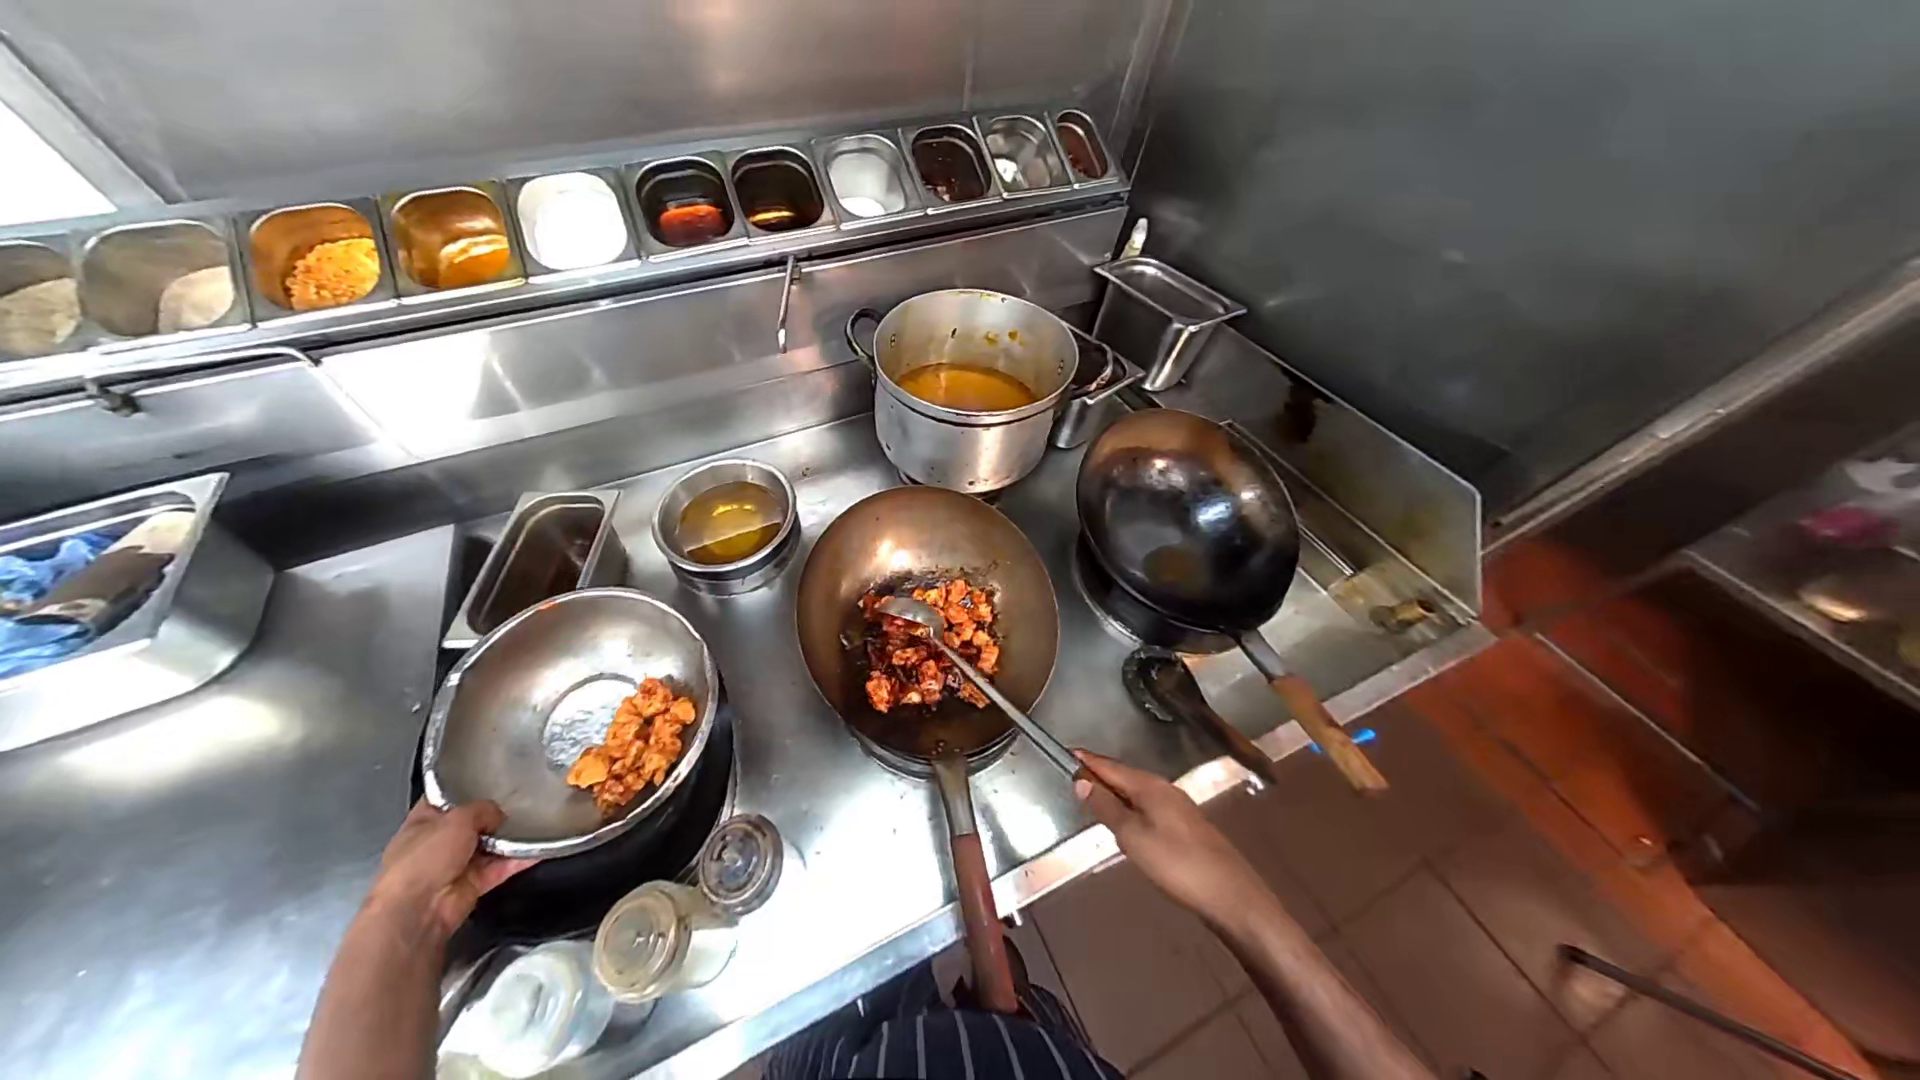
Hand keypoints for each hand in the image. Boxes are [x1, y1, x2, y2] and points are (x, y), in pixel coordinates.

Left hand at [367, 799, 534, 939]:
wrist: (419, 910)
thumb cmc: (427, 857)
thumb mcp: (457, 819)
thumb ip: (484, 809)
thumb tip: (500, 816)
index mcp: (422, 824)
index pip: (444, 798)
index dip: (464, 787)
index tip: (491, 776)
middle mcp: (438, 844)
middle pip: (472, 822)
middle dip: (495, 813)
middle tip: (524, 798)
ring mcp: (456, 865)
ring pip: (490, 845)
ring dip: (511, 837)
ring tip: (539, 819)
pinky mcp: (473, 884)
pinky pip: (502, 866)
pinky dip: (520, 859)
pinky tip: (541, 846)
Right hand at [1073, 750, 1271, 927]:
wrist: (1232, 896)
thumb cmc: (1177, 864)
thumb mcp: (1132, 837)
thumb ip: (1106, 807)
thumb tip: (1082, 781)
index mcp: (1150, 786)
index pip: (1110, 765)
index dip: (1088, 761)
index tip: (1066, 754)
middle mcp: (1165, 788)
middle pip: (1124, 775)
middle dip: (1099, 775)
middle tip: (1073, 778)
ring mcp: (1178, 807)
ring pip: (1137, 791)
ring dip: (1114, 792)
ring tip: (1092, 798)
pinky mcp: (1186, 825)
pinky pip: (1148, 806)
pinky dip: (1130, 806)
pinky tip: (1125, 821)